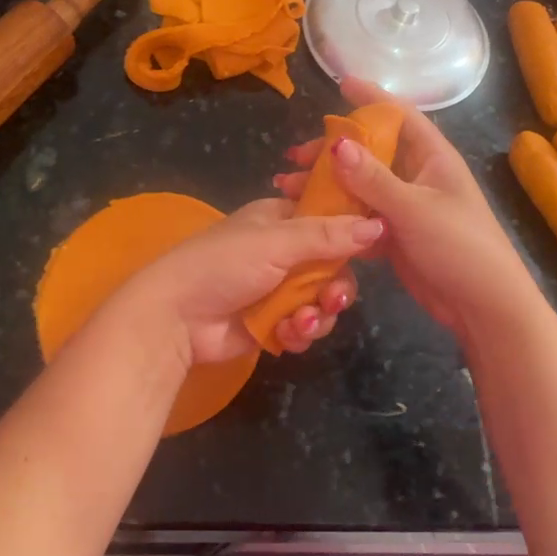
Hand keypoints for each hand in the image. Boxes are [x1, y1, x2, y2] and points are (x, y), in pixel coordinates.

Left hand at [119, 198, 380, 364]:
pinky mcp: (271, 322)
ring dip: (317, 316)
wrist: (176, 317)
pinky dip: (299, 333)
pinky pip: (304, 326)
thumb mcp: (277, 242)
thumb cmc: (223, 265)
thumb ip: (329, 237)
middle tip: (332, 301)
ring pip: (321, 302)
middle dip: (336, 288)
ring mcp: (276, 289)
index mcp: (280, 219)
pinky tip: (283, 336)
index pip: (329, 221)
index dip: (351, 236)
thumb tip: (380, 224)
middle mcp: (282, 251)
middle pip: (332, 268)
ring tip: (300, 324)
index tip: (372, 250)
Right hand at [275, 80, 542, 341]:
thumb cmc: (460, 247)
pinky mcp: (396, 236)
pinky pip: (360, 216)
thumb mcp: (414, 209)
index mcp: (432, 157)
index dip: (371, 98)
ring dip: (327, 185)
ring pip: (360, 185)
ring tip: (287, 188)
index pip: (400, 115)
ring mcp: (406, 206)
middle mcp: (417, 176)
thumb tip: (337, 143)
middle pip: (370, 151)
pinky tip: (307, 218)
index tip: (340, 83)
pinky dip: (336, 215)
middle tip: (296, 157)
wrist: (484, 308)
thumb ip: (373, 178)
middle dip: (332, 151)